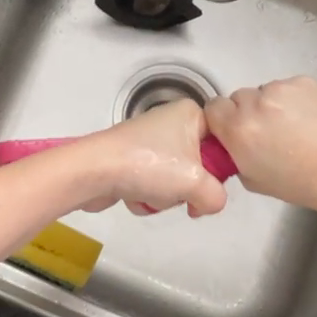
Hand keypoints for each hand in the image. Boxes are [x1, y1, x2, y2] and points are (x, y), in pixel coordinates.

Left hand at [67, 100, 228, 217]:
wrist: (93, 171)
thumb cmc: (150, 166)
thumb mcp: (196, 182)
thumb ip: (216, 196)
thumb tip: (207, 203)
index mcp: (191, 113)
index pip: (224, 141)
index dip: (221, 168)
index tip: (212, 185)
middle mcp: (171, 122)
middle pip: (199, 165)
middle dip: (188, 187)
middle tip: (181, 194)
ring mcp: (149, 142)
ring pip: (175, 180)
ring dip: (165, 196)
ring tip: (150, 194)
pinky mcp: (132, 160)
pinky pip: (154, 184)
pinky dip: (147, 196)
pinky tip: (134, 196)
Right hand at [204, 77, 316, 216]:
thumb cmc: (301, 184)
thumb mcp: (252, 179)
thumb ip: (233, 153)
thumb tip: (229, 141)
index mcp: (239, 129)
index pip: (212, 108)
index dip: (221, 121)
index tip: (234, 134)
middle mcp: (256, 102)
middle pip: (237, 99)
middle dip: (246, 114)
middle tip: (266, 135)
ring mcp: (282, 88)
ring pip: (263, 92)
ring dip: (269, 106)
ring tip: (292, 129)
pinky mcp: (305, 81)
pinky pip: (286, 88)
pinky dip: (291, 101)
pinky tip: (307, 120)